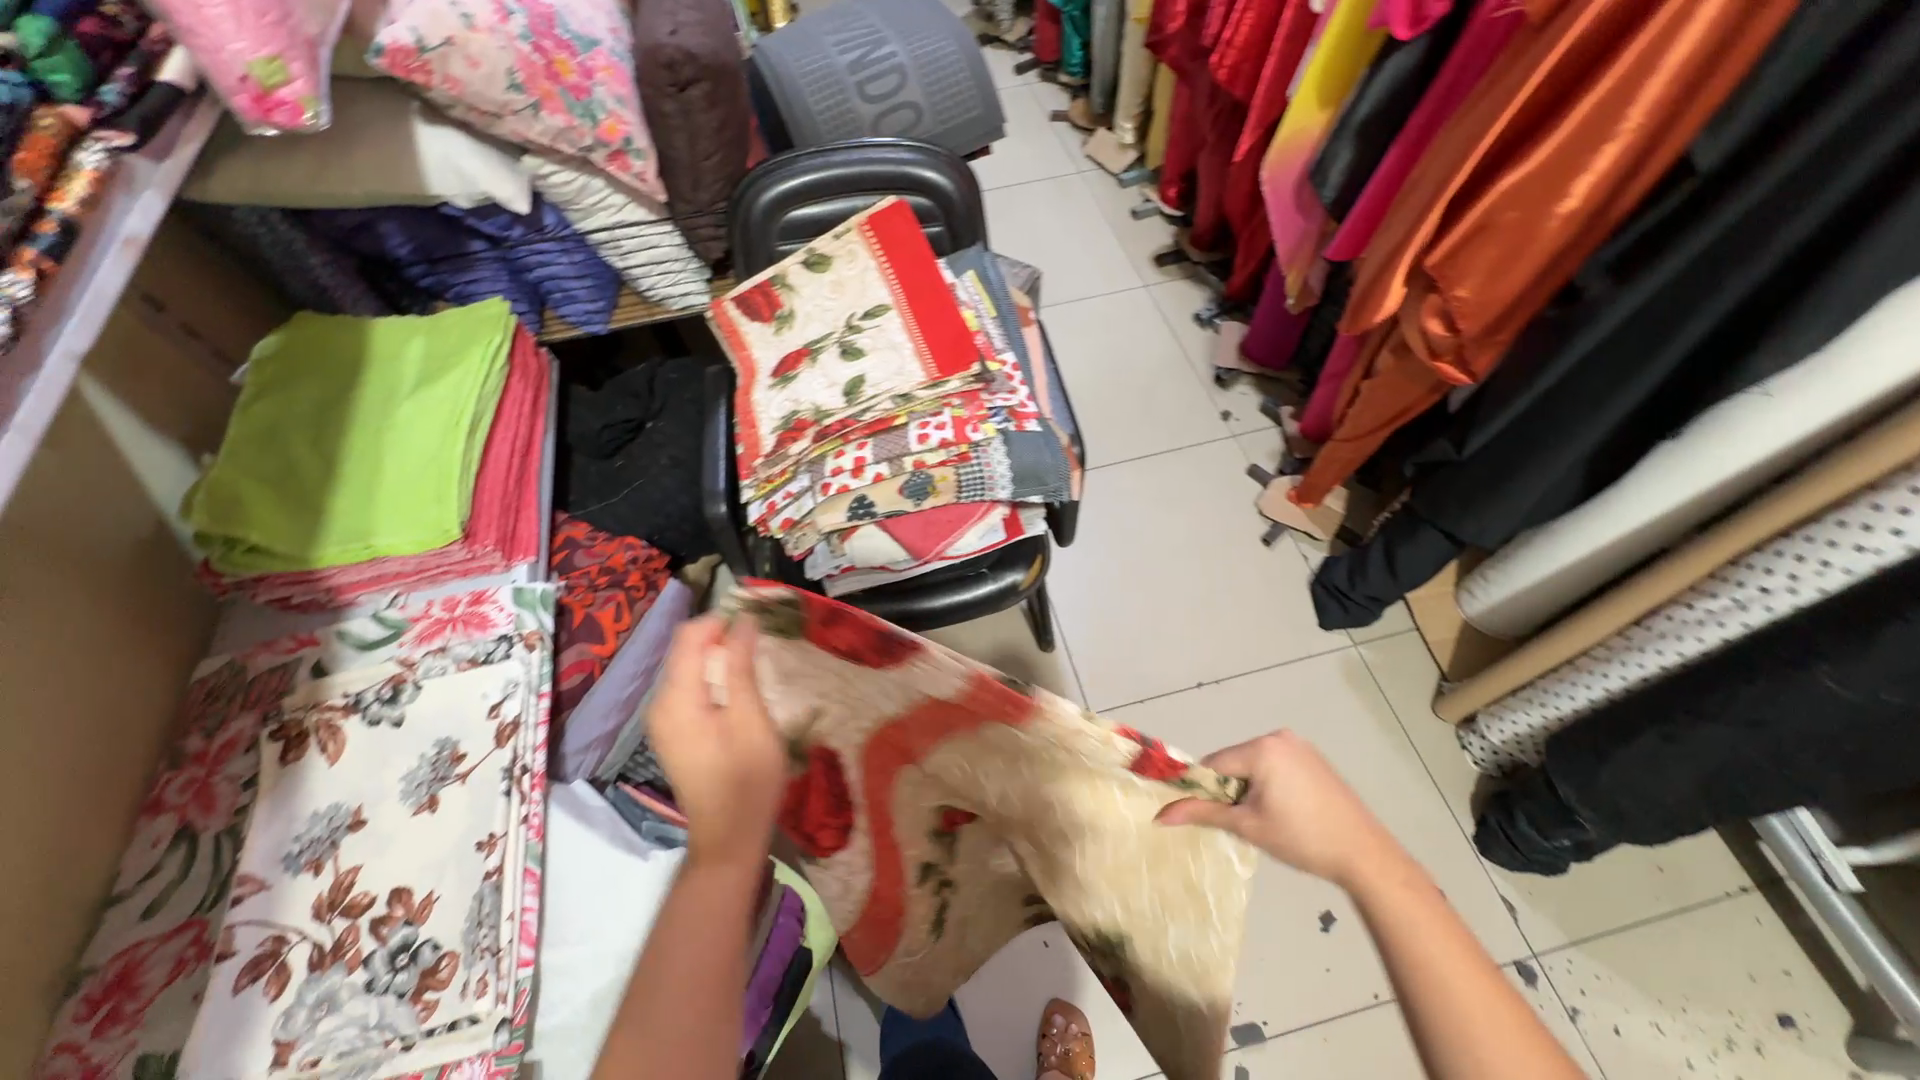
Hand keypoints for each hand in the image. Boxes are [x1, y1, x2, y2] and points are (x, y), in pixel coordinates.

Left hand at [648, 616, 786, 869]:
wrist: (728, 837)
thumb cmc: (747, 781)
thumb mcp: (752, 721)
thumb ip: (742, 668)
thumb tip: (743, 622)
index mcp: (676, 699)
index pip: (689, 636)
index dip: (721, 620)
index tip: (757, 619)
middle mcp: (660, 704)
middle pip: (686, 651)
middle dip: (721, 638)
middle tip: (761, 642)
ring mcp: (663, 721)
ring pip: (688, 670)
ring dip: (719, 660)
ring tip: (755, 664)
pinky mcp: (674, 734)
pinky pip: (689, 691)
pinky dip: (713, 681)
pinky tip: (740, 692)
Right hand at [1155, 730, 1400, 888]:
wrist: (1365, 854)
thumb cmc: (1302, 839)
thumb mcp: (1247, 826)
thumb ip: (1202, 813)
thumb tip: (1160, 815)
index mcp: (1261, 749)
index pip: (1212, 765)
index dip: (1204, 791)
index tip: (1208, 815)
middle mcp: (1279, 738)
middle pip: (1233, 762)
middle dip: (1229, 790)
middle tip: (1242, 823)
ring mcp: (1300, 746)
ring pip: (1253, 765)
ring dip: (1248, 788)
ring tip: (1266, 820)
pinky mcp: (1314, 759)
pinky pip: (1275, 766)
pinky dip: (1269, 785)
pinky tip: (1284, 812)